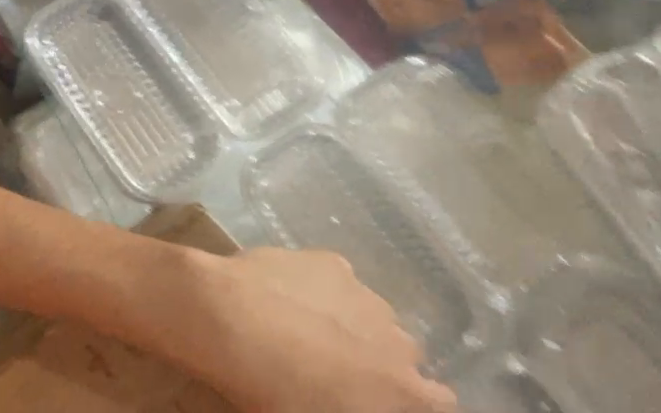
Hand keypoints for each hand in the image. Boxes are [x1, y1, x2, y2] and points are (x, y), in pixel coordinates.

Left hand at [177, 248, 457, 412]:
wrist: (223, 319)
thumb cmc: (271, 389)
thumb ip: (352, 404)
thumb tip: (347, 392)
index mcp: (403, 392)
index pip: (437, 400)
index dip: (408, 397)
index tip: (379, 394)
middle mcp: (398, 342)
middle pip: (403, 352)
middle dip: (378, 356)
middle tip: (333, 359)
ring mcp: (365, 296)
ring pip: (372, 312)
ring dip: (352, 319)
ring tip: (306, 321)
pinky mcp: (331, 261)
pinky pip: (338, 278)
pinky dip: (322, 285)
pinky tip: (288, 290)